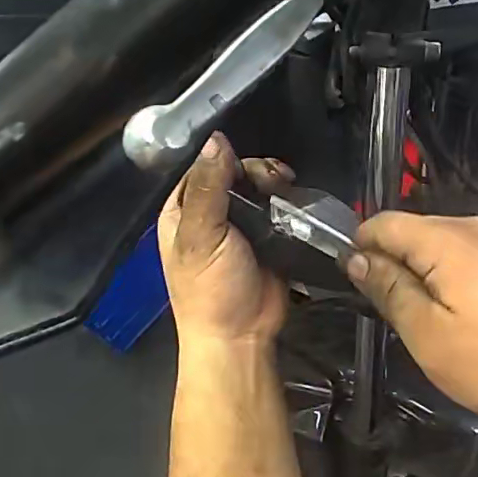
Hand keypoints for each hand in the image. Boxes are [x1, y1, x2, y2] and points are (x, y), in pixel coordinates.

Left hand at [157, 133, 295, 348]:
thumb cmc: (211, 289)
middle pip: (234, 172)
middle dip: (254, 170)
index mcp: (182, 211)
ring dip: (273, 181)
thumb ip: (210, 187)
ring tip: (286, 186)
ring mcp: (240, 225)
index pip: (202, 167)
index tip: (246, 160)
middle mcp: (209, 213)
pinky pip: (277, 206)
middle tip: (272, 179)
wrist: (241, 337)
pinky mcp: (268, 236)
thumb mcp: (202, 235)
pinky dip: (287, 198)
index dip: (224, 156)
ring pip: (258, 186)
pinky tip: (295, 196)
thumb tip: (217, 139)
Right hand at [345, 213, 477, 429]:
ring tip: (430, 319)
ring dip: (422, 271)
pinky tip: (464, 314)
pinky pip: (466, 253)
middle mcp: (475, 226)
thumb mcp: (429, 335)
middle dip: (393, 262)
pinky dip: (450, 274)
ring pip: (439, 242)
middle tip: (396, 314)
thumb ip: (389, 289)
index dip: (360, 248)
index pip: (384, 222)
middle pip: (413, 229)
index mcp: (449, 238)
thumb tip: (356, 257)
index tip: (357, 285)